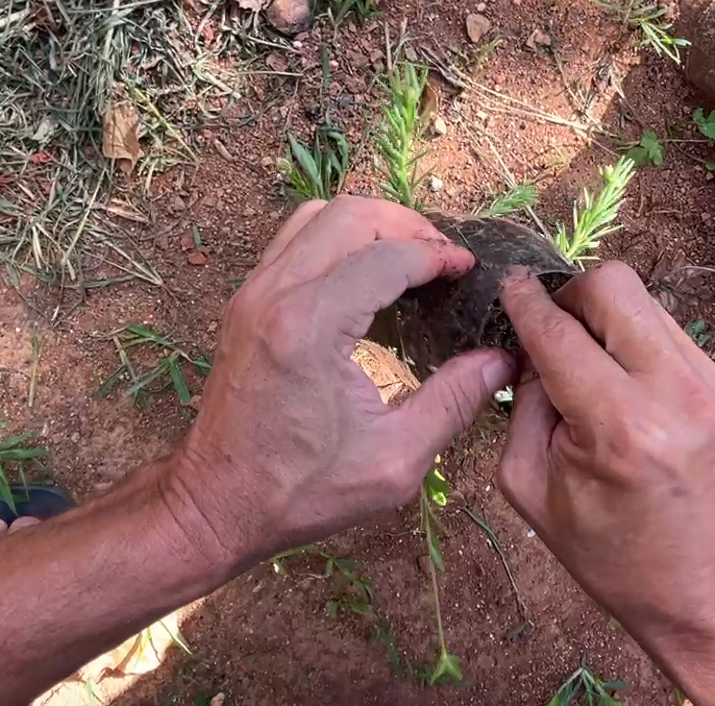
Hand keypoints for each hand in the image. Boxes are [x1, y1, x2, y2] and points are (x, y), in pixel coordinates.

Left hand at [164, 197, 517, 568]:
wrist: (214, 501)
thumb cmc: (300, 490)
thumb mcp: (392, 461)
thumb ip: (453, 402)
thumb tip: (500, 360)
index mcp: (310, 327)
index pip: (386, 258)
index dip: (437, 255)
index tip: (468, 268)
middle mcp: (277, 293)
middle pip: (351, 216)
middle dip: (407, 225)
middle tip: (443, 255)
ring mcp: (254, 289)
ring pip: (319, 214)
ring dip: (370, 223)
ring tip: (408, 253)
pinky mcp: (246, 297)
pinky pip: (296, 236)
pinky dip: (337, 236)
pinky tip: (364, 268)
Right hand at [495, 263, 714, 658]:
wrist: (703, 594)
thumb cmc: (605, 551)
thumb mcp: (529, 482)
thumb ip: (522, 400)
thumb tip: (529, 341)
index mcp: (622, 428)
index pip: (559, 333)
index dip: (524, 301)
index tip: (507, 283)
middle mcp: (677, 394)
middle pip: (613, 285)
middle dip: (569, 296)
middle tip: (552, 330)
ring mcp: (714, 385)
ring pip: (642, 300)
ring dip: (603, 318)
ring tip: (589, 365)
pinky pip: (665, 330)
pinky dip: (633, 341)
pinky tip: (625, 384)